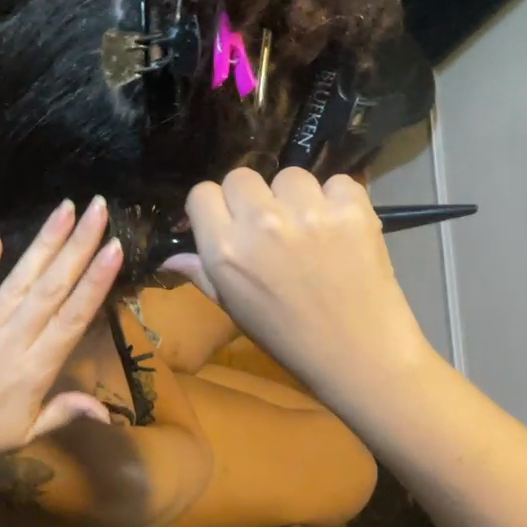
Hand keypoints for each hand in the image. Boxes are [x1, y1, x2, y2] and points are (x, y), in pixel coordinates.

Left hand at [0, 196, 121, 464]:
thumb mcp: (32, 432)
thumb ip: (67, 411)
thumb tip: (108, 413)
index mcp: (35, 368)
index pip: (71, 318)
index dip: (95, 282)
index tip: (115, 247)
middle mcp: (12, 340)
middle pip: (50, 288)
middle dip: (76, 246)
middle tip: (99, 208)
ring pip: (18, 280)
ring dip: (43, 243)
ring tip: (65, 208)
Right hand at [170, 167, 440, 405]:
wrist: (355, 350)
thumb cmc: (284, 335)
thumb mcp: (233, 307)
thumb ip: (202, 273)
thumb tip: (171, 257)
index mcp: (224, 250)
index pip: (201, 194)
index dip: (211, 206)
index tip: (222, 219)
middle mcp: (261, 222)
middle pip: (241, 176)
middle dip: (249, 196)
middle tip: (265, 223)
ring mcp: (309, 211)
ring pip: (289, 176)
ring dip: (294, 196)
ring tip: (306, 227)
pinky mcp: (352, 208)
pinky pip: (335, 182)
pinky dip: (336, 200)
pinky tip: (337, 228)